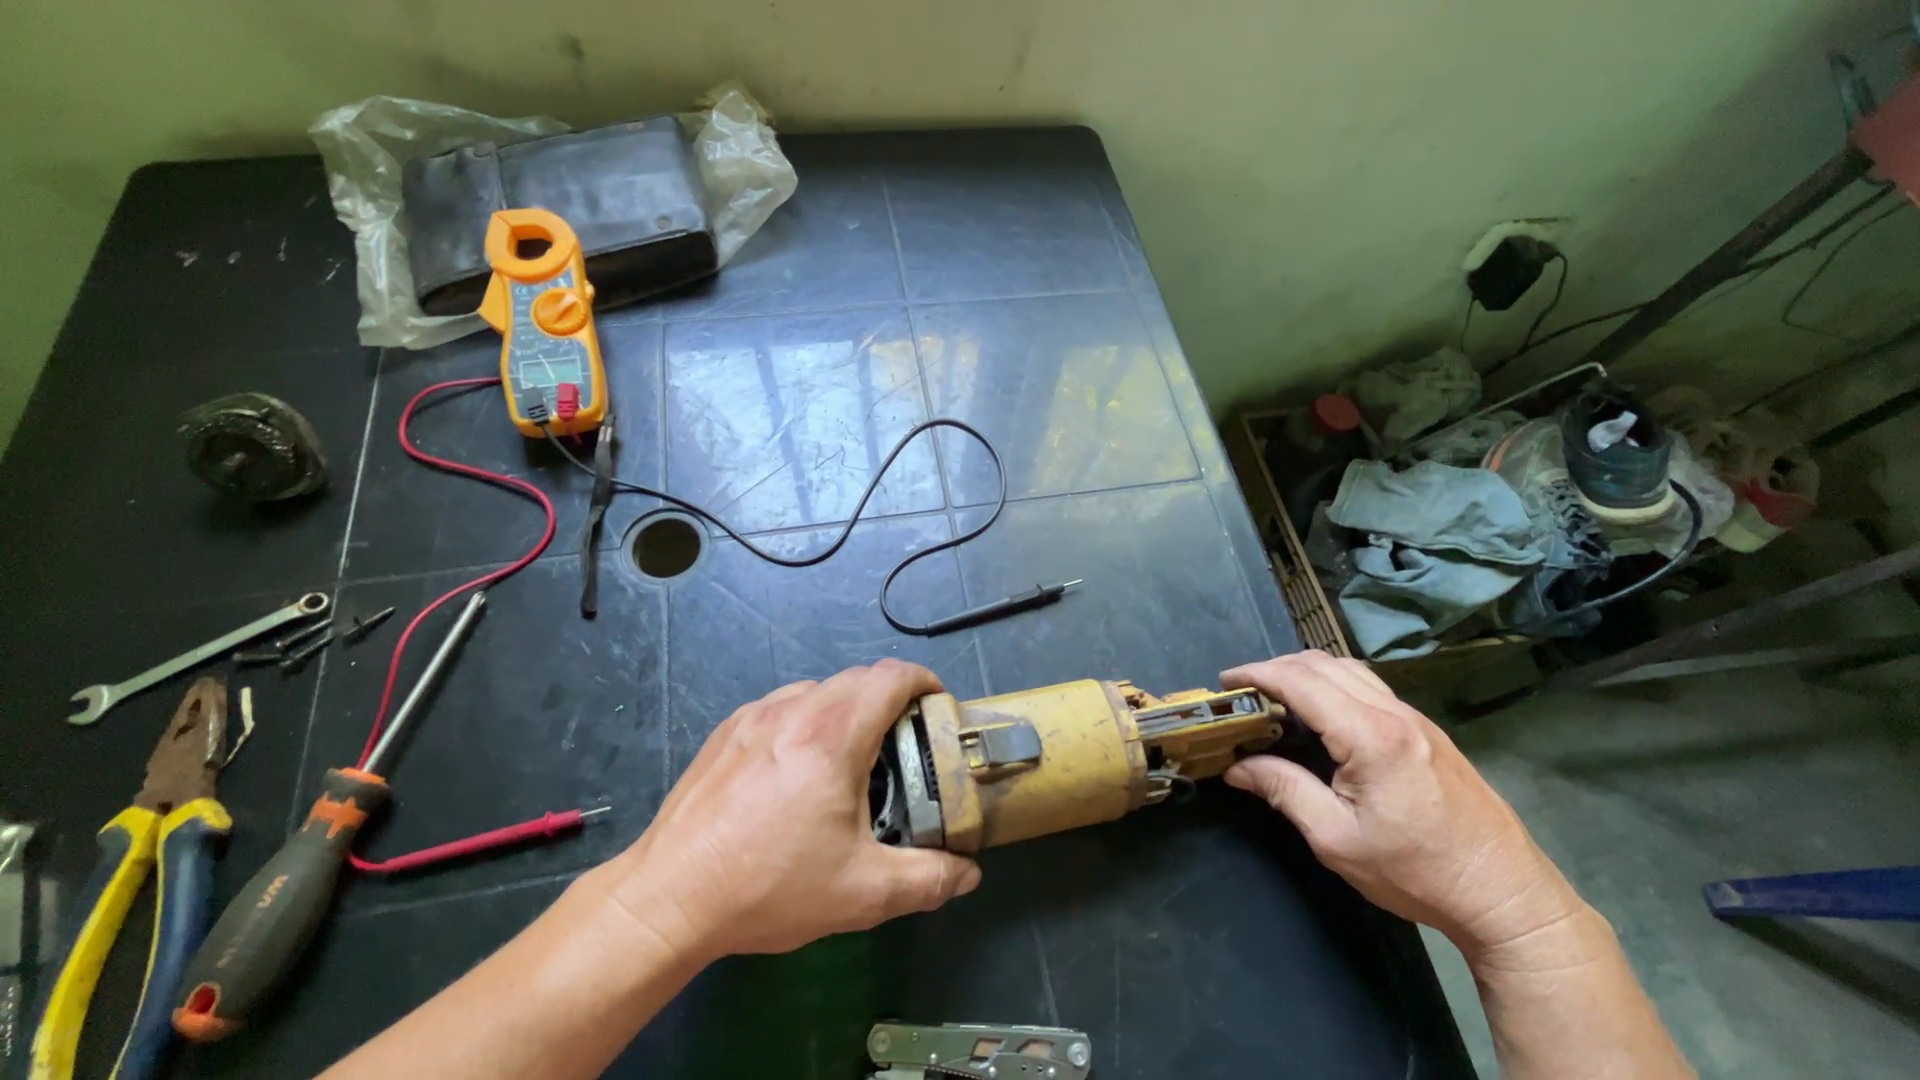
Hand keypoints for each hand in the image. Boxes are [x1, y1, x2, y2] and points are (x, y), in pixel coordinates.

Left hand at [607, 661, 980, 959]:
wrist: (670, 896)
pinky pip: (780, 707)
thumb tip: (968, 873)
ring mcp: (753, 716)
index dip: (924, 681)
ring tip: (851, 758)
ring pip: (816, 691)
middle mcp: (794, 710)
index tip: (937, 706)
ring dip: (845, 709)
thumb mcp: (863, 893)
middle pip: (857, 678)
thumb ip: (928, 879)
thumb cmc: (770, 886)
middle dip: (890, 699)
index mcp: (833, 735)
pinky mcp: (724, 732)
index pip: (891, 677)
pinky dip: (805, 720)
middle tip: (905, 744)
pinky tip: (796, 770)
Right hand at [1221, 651, 1583, 957]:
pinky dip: (1333, 684)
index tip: (1225, 683)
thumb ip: (1284, 791)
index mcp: (1370, 736)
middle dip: (1276, 667)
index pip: (1301, 682)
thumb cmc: (1416, 872)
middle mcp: (1394, 714)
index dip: (1257, 674)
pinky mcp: (1428, 732)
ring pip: (1350, 670)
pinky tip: (1320, 712)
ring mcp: (1416, 720)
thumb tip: (1237, 767)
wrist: (1504, 894)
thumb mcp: (1336, 839)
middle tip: (1243, 691)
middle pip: (1324, 664)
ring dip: (1307, 672)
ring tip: (1275, 696)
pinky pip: (1370, 688)